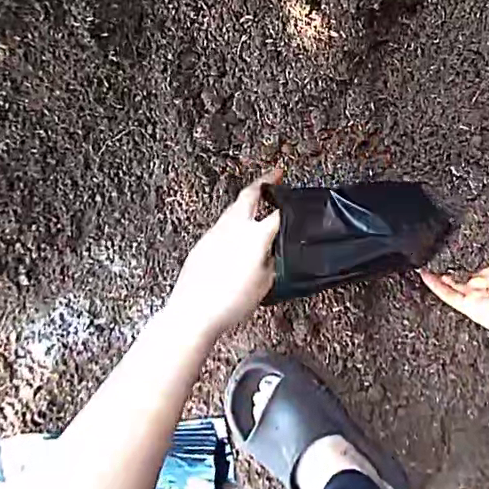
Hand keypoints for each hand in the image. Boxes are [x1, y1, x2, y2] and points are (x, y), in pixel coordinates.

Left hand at [167, 169, 282, 336]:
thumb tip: (275, 250)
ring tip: (256, 200)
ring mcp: (215, 233)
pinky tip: (236, 232)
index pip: (278, 213)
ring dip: (246, 199)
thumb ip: (273, 260)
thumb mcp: (266, 282)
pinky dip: (232, 220)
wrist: (192, 313)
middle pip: (250, 194)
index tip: (295, 202)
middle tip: (274, 174)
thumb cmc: (229, 302)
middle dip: (264, 181)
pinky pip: (221, 224)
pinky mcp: (202, 243)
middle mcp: (234, 227)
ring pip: (233, 208)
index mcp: (255, 235)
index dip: (290, 206)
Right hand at [422, 210, 488, 341]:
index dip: (478, 253)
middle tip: (443, 256)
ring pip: (454, 285)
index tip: (468, 243)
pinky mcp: (467, 304)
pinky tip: (424, 275)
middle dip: (458, 267)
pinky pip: (446, 294)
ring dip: (441, 276)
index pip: (487, 261)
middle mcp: (488, 284)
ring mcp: (476, 295)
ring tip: (428, 266)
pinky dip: (434, 285)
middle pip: (469, 274)